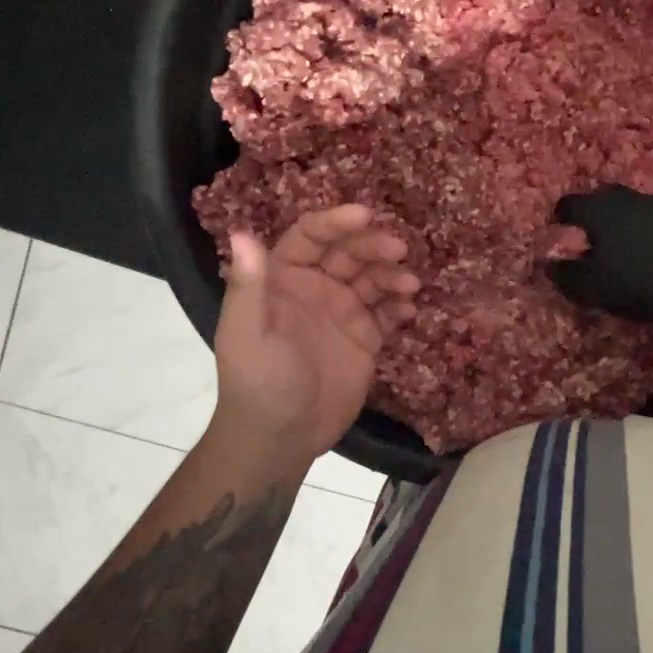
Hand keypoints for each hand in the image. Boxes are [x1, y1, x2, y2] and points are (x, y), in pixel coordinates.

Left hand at [211, 206, 418, 464]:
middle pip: (349, 253)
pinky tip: (409, 309)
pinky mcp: (365, 339)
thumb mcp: (247, 333)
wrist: (282, 438)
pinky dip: (399, 306)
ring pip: (372, 279)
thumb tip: (242, 232)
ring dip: (392, 275)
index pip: (310, 237)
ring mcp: (342, 313)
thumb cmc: (258, 382)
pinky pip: (387, 312)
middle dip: (373, 247)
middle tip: (399, 250)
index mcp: (282, 279)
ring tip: (410, 285)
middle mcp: (315, 288)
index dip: (336, 223)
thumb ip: (249, 285)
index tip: (365, 214)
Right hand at [546, 184, 652, 328]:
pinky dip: (647, 228)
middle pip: (603, 198)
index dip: (561, 216)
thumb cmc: (633, 285)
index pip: (570, 203)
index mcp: (600, 211)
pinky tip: (652, 249)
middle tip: (591, 235)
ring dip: (622, 220)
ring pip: (631, 205)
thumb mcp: (589, 288)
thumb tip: (550, 265)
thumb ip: (564, 274)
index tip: (560, 228)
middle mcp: (628, 199)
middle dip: (593, 213)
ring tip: (623, 244)